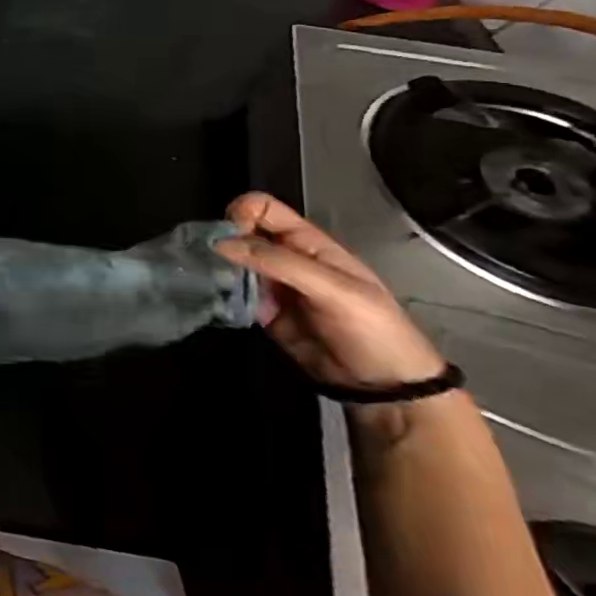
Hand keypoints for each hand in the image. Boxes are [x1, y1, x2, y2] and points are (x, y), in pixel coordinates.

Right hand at [214, 193, 444, 389]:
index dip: (241, 214)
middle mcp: (285, 257)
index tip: (227, 239)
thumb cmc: (372, 329)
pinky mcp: (263, 312)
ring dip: (218, 270)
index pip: (263, 208)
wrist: (386, 387)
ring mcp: (273, 286)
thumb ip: (279, 263)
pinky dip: (221, 295)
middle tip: (211, 264)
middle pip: (241, 234)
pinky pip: (234, 294)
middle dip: (222, 243)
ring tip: (209, 285)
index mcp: (307, 242)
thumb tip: (221, 243)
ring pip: (233, 263)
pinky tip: (217, 303)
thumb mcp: (333, 290)